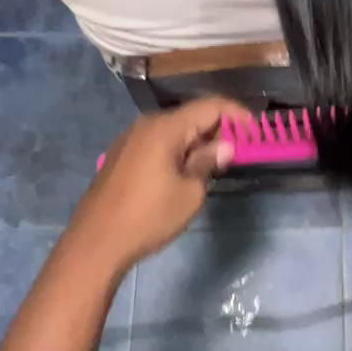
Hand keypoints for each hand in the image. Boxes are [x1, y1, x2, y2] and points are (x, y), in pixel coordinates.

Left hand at [68, 97, 246, 268]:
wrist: (95, 243)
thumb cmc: (148, 217)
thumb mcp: (190, 193)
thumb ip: (208, 162)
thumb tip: (224, 146)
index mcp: (166, 127)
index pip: (211, 106)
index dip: (237, 115)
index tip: (256, 132)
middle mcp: (147, 124)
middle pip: (191, 115)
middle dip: (218, 129)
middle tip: (239, 150)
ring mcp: (130, 139)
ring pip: (174, 129)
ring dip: (197, 140)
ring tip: (215, 162)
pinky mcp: (121, 155)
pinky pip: (158, 142)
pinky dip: (177, 148)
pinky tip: (185, 170)